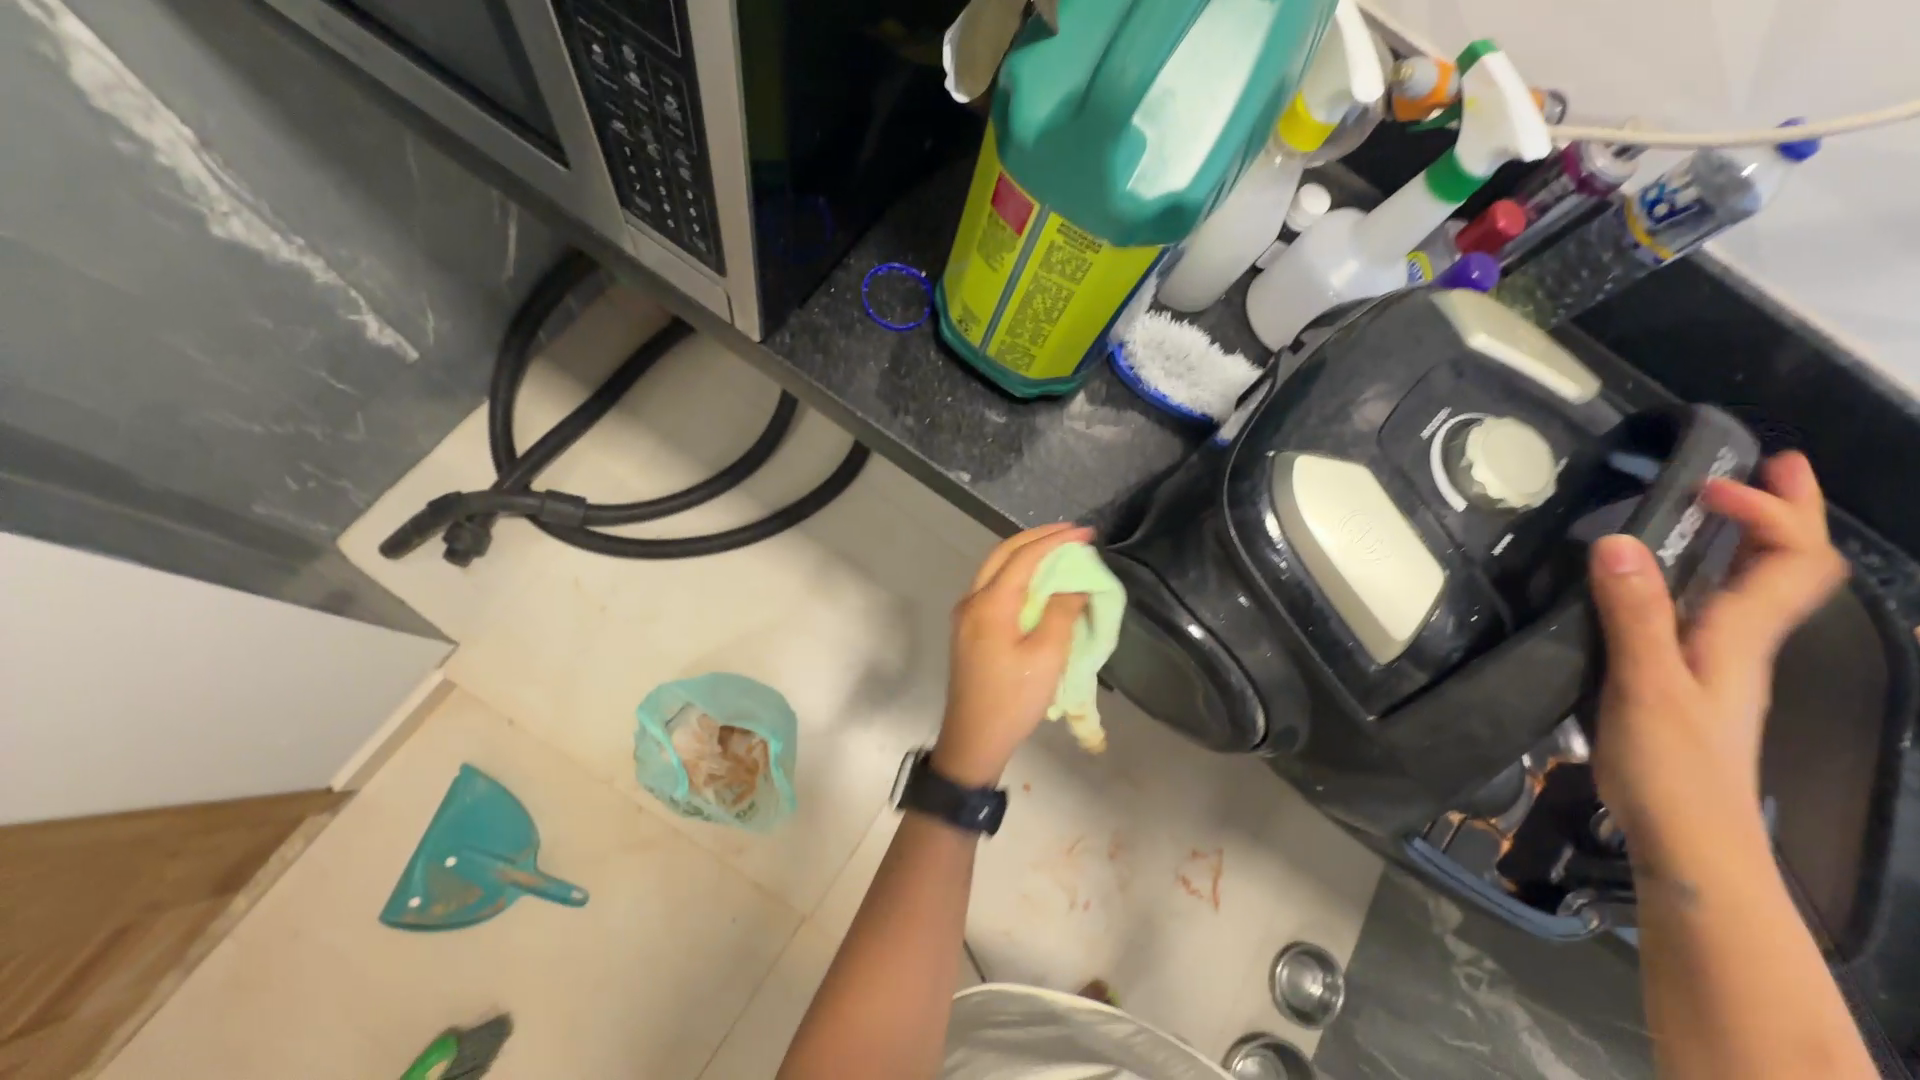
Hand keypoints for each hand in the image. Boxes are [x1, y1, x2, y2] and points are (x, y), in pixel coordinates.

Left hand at [932, 524, 1094, 786]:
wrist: (973, 739)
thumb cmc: (1013, 700)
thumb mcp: (1047, 657)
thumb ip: (1061, 613)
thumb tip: (1073, 585)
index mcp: (990, 604)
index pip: (1024, 557)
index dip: (1056, 540)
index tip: (1085, 532)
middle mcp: (972, 601)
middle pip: (1003, 554)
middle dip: (1037, 538)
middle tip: (1071, 533)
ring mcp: (966, 615)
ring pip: (995, 569)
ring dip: (1025, 555)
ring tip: (1058, 551)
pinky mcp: (969, 629)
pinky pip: (993, 588)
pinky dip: (1016, 575)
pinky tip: (1037, 582)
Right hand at [1588, 452, 1847, 836]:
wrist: (1691, 842)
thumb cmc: (1676, 768)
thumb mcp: (1647, 687)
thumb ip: (1634, 615)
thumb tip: (1620, 541)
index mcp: (1740, 637)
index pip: (1789, 560)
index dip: (1768, 512)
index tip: (1709, 485)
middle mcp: (1741, 643)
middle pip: (1788, 568)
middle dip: (1785, 511)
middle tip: (1768, 464)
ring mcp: (1719, 666)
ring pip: (1754, 589)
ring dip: (1750, 539)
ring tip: (1718, 507)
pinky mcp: (1689, 684)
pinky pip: (1714, 613)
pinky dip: (1708, 577)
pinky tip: (1668, 580)